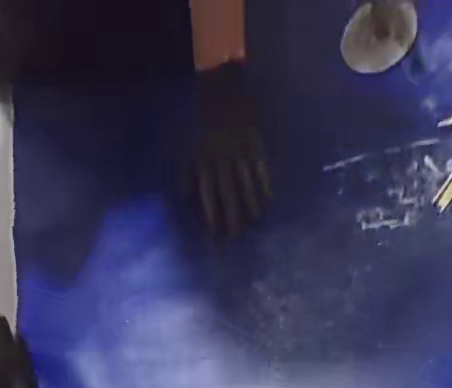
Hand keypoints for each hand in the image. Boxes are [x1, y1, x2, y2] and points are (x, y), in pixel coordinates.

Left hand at [188, 61, 271, 239]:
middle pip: (229, 196)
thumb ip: (187, 172)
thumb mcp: (189, 143)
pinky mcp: (256, 146)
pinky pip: (261, 173)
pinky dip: (265, 189)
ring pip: (247, 187)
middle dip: (232, 220)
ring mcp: (241, 154)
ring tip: (253, 225)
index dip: (211, 220)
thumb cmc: (203, 118)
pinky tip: (267, 204)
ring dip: (250, 209)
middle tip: (234, 239)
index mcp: (204, 161)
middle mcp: (222, 161)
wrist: (223, 84)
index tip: (213, 240)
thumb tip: (184, 196)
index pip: (208, 197)